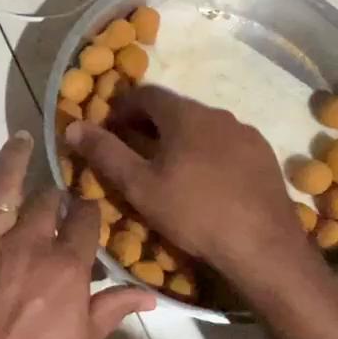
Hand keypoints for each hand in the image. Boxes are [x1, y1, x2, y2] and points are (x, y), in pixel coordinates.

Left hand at [0, 132, 154, 338]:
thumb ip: (114, 309)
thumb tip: (151, 294)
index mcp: (69, 268)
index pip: (85, 220)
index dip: (89, 211)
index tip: (88, 211)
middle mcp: (30, 247)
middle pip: (46, 202)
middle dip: (54, 194)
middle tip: (54, 194)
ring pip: (2, 192)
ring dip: (13, 163)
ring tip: (20, 138)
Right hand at [64, 85, 313, 289]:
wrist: (262, 244)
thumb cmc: (194, 213)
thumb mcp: (140, 187)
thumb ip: (106, 154)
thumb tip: (74, 127)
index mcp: (185, 115)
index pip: (145, 94)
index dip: (120, 109)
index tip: (107, 132)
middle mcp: (217, 113)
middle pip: (174, 109)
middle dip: (148, 126)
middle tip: (132, 154)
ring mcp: (246, 133)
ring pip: (202, 127)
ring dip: (179, 140)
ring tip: (167, 170)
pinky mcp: (263, 156)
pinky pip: (226, 145)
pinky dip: (206, 154)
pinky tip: (204, 183)